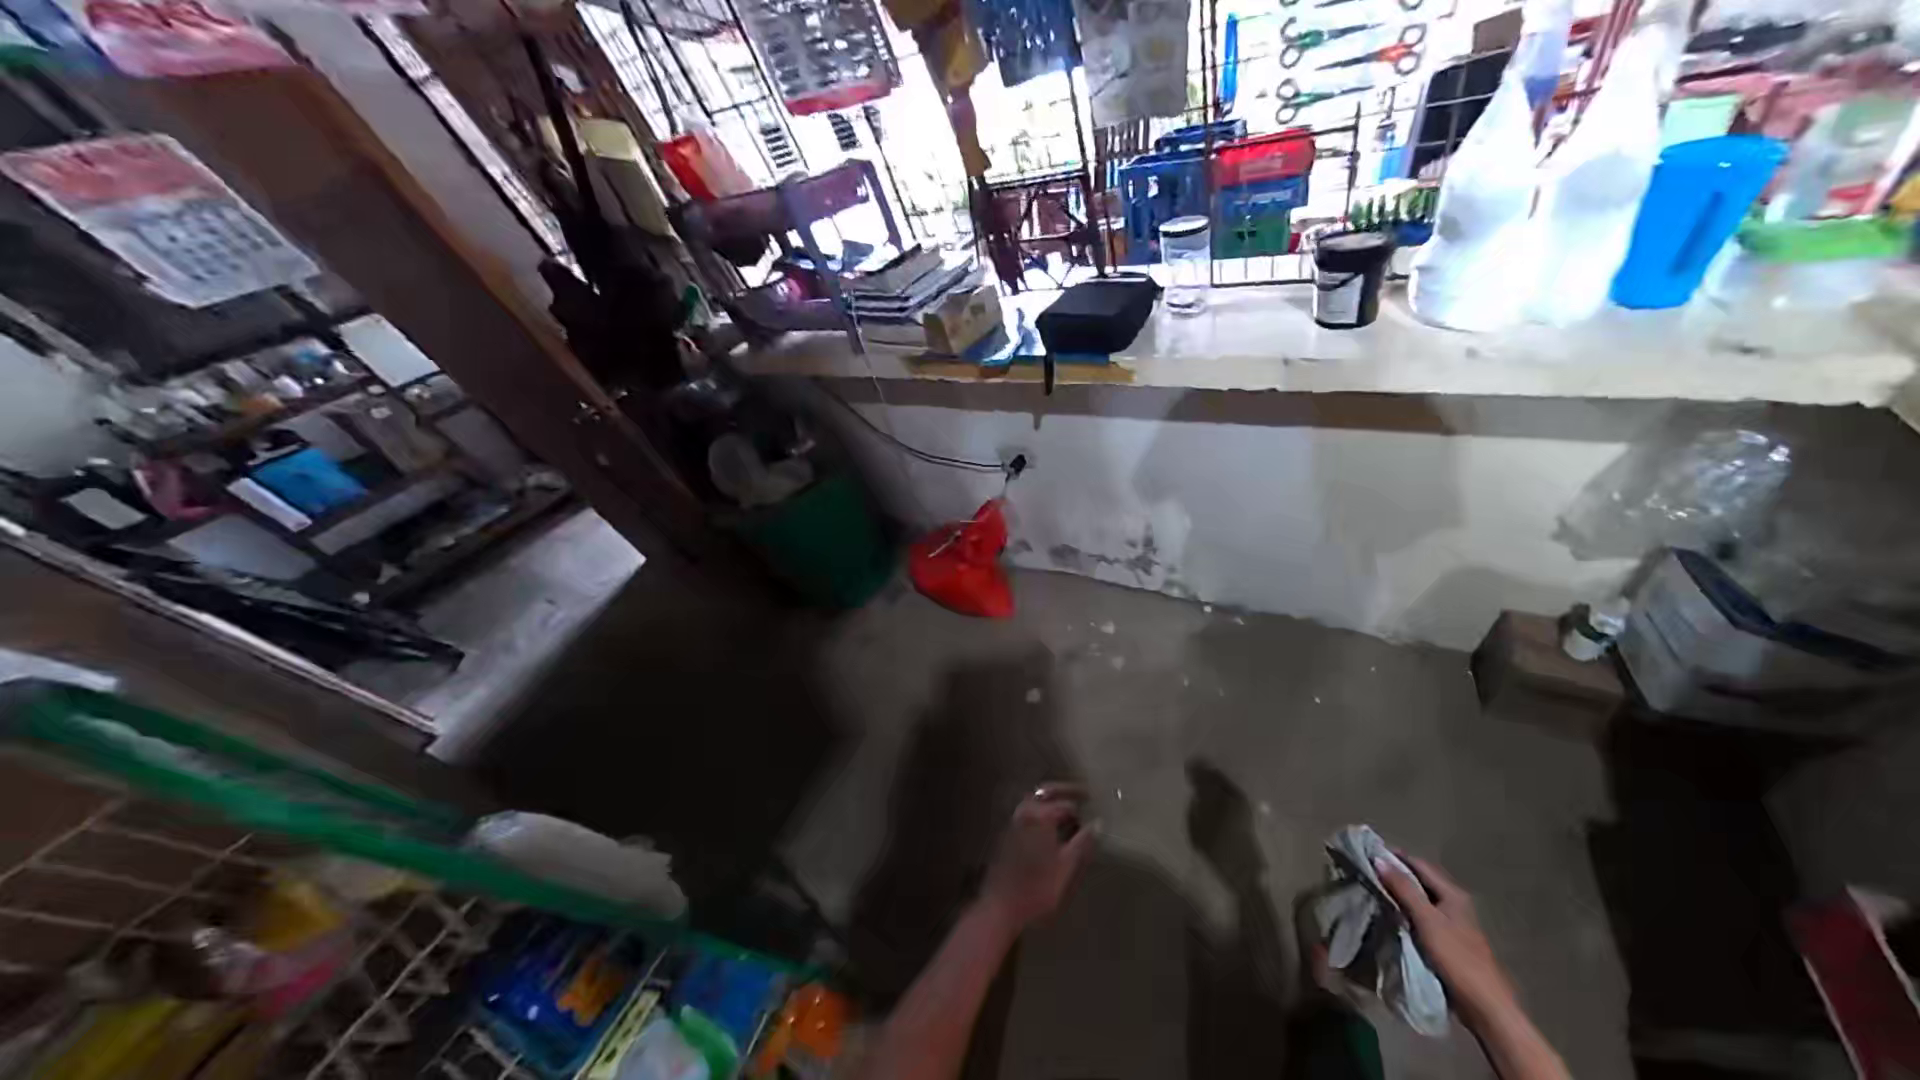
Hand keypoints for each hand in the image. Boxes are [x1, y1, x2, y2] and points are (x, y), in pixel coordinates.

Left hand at [979, 783, 1095, 929]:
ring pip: (1034, 800)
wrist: (1001, 906)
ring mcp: (1013, 821)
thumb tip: (1098, 824)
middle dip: (1065, 790)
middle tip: (1084, 794)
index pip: (1066, 803)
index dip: (1082, 807)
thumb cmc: (1037, 889)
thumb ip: (1082, 843)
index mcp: (1039, 817)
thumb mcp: (1066, 868)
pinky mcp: (1007, 833)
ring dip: (1052, 799)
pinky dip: (1041, 810)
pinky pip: (1027, 811)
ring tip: (1070, 810)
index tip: (1096, 806)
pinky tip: (1052, 825)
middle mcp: (1024, 812)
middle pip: (1046, 791)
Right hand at [1376, 854, 1520, 1029]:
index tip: (1365, 850)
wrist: (1484, 1005)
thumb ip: (1404, 889)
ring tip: (1370, 887)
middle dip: (1393, 872)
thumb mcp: (1427, 920)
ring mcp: (1450, 922)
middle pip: (1419, 879)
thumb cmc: (1457, 958)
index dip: (1393, 855)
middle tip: (1363, 868)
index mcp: (1452, 894)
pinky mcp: (1446, 939)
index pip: (1418, 864)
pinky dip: (1402, 909)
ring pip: (1418, 898)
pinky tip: (1387, 912)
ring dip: (1396, 891)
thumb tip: (1378, 858)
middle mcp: (1453, 903)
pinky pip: (1419, 915)